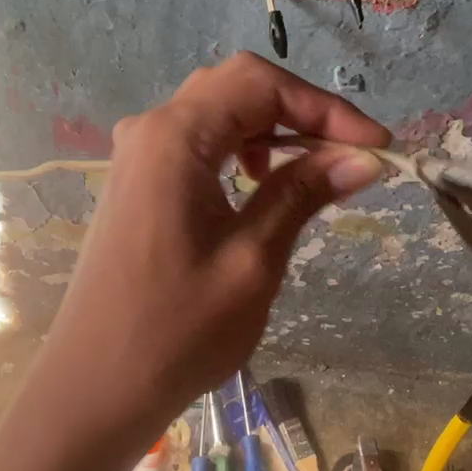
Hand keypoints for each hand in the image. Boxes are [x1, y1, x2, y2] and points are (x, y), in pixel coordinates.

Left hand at [0, 53, 388, 470]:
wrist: (94, 386)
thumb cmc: (176, 331)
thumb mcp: (253, 261)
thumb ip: (303, 193)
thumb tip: (364, 157)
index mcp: (174, 136)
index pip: (260, 84)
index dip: (325, 107)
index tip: (377, 145)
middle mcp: (151, 127)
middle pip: (237, 84)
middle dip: (301, 109)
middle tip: (352, 151)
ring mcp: (138, 150)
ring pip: (217, 106)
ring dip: (272, 125)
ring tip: (314, 165)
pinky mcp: (138, 175)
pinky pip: (198, 136)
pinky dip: (240, 143)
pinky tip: (260, 178)